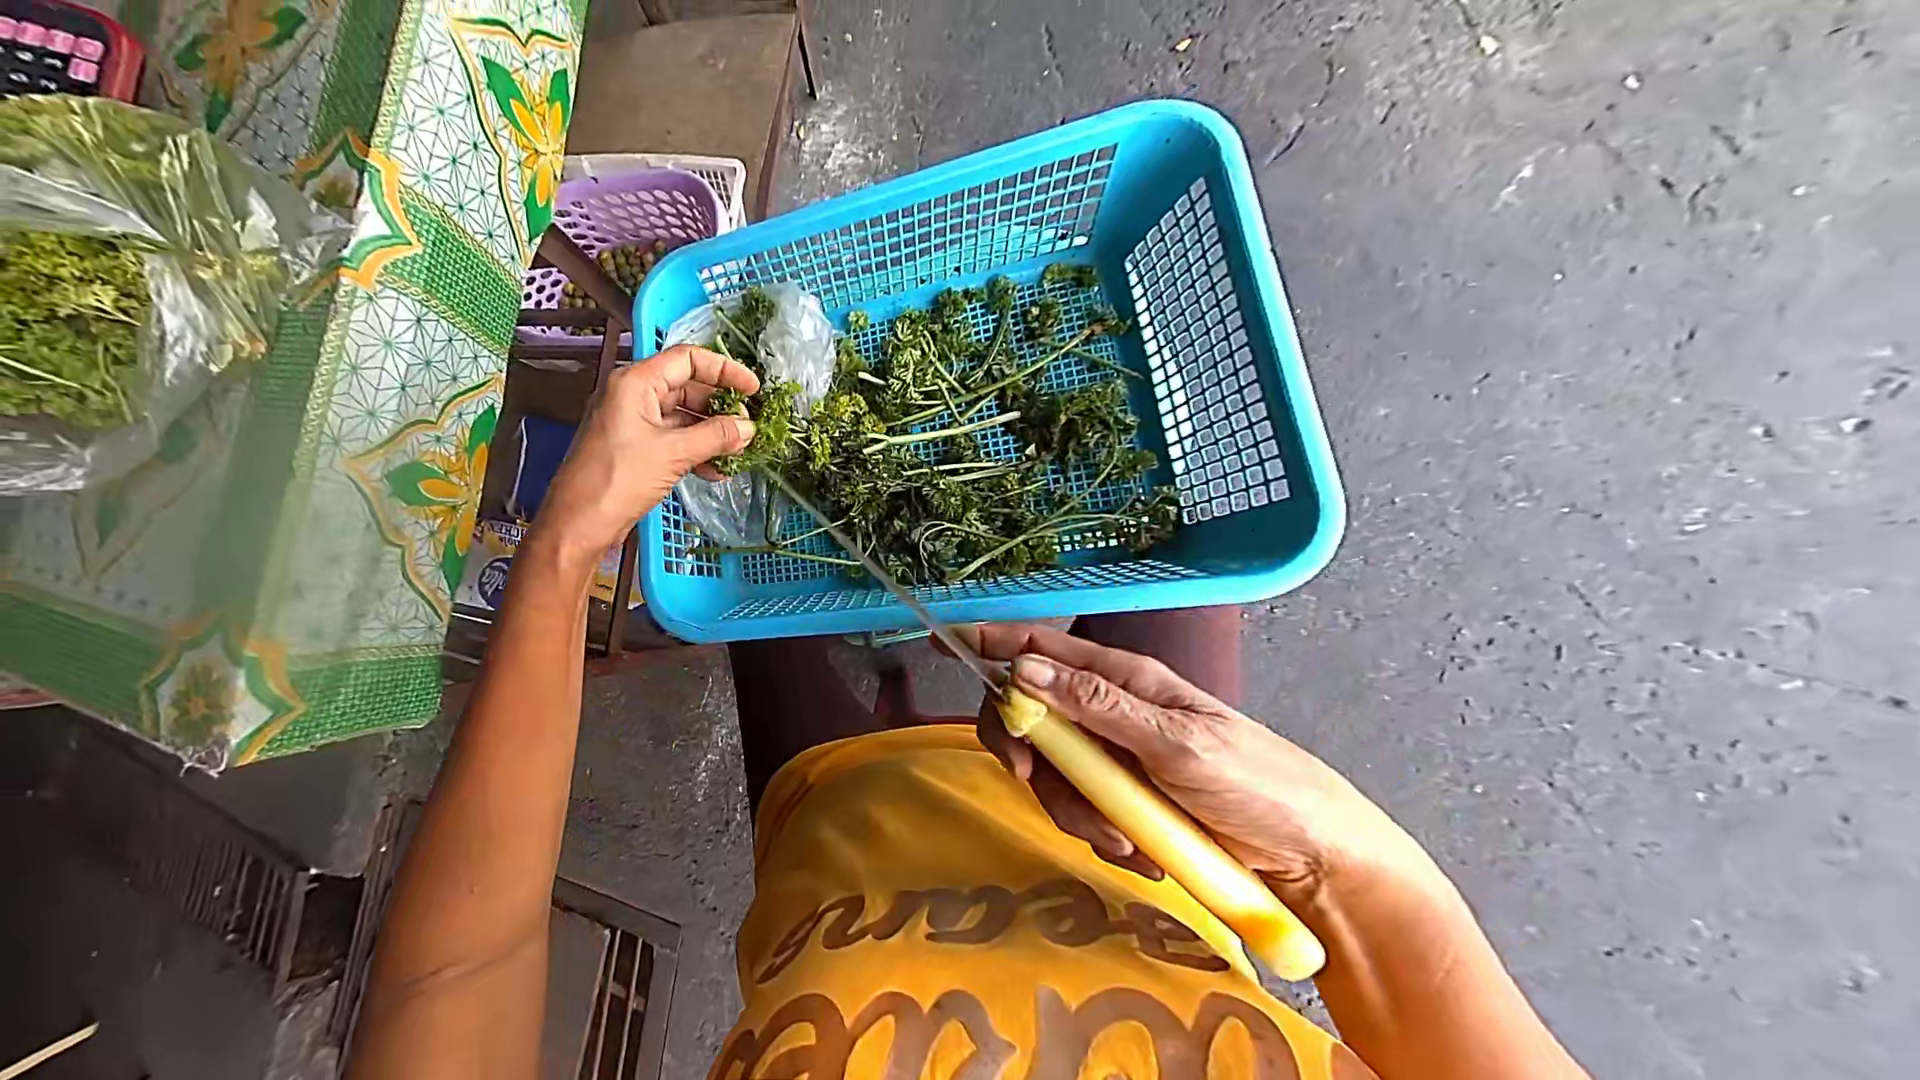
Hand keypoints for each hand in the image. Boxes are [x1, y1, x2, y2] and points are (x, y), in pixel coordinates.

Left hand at [532, 346, 758, 560]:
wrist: (580, 522)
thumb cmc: (617, 479)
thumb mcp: (674, 453)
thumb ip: (716, 436)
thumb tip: (749, 427)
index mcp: (636, 383)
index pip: (687, 359)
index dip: (724, 370)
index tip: (753, 389)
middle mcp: (634, 396)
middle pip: (689, 387)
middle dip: (721, 407)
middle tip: (748, 427)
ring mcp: (635, 422)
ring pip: (685, 416)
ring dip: (713, 433)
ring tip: (738, 451)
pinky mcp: (638, 448)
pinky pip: (676, 439)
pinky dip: (699, 451)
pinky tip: (717, 470)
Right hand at [963, 623, 1433, 908]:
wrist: (1307, 857)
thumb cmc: (1255, 781)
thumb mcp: (1177, 742)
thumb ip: (1098, 705)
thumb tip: (1023, 670)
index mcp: (1123, 678)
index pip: (1044, 648)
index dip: (994, 642)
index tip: (946, 640)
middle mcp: (1110, 710)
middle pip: (1032, 714)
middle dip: (1029, 749)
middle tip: (1039, 777)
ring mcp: (1114, 757)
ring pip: (1053, 770)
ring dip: (1075, 806)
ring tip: (1125, 834)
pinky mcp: (1121, 799)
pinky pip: (1079, 808)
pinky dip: (1098, 830)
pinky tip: (1138, 845)